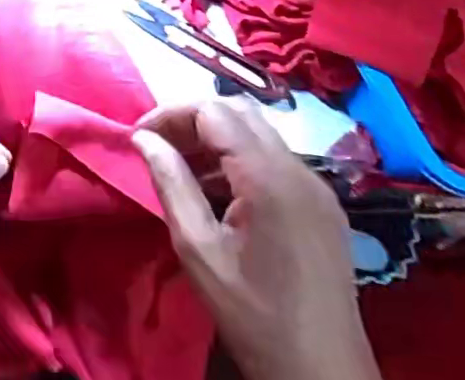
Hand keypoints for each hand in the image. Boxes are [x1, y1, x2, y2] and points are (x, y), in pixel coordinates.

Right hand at [132, 100, 379, 379]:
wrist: (324, 375)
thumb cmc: (252, 312)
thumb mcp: (196, 246)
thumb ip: (169, 182)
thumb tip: (143, 138)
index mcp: (270, 179)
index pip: (213, 111)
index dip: (170, 115)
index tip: (140, 138)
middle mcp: (301, 173)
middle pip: (238, 113)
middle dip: (191, 120)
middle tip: (159, 146)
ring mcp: (318, 190)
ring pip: (256, 133)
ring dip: (213, 138)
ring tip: (180, 168)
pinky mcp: (323, 207)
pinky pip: (274, 159)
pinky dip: (237, 158)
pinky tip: (216, 191)